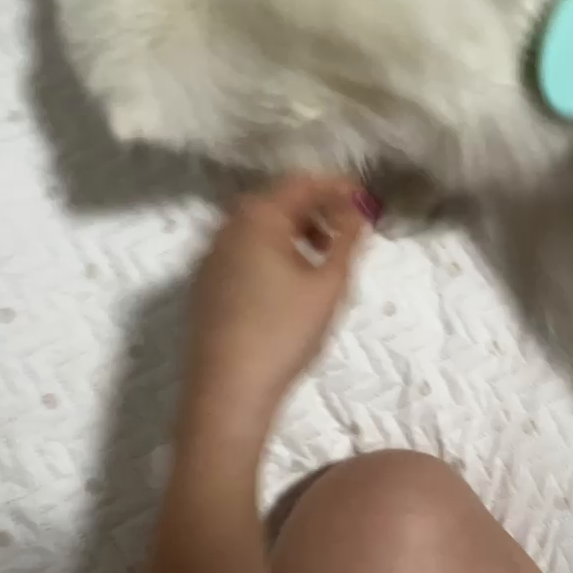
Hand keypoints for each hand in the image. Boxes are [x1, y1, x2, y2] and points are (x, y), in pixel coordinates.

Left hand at [183, 174, 375, 423]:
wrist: (227, 390)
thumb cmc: (284, 333)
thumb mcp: (329, 284)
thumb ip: (348, 239)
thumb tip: (359, 210)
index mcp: (258, 218)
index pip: (302, 183)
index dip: (338, 187)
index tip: (366, 201)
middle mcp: (228, 226)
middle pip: (278, 200)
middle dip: (316, 207)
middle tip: (348, 228)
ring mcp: (211, 254)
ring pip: (259, 225)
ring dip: (294, 229)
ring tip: (324, 255)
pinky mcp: (206, 282)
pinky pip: (243, 248)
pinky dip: (271, 248)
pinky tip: (290, 278)